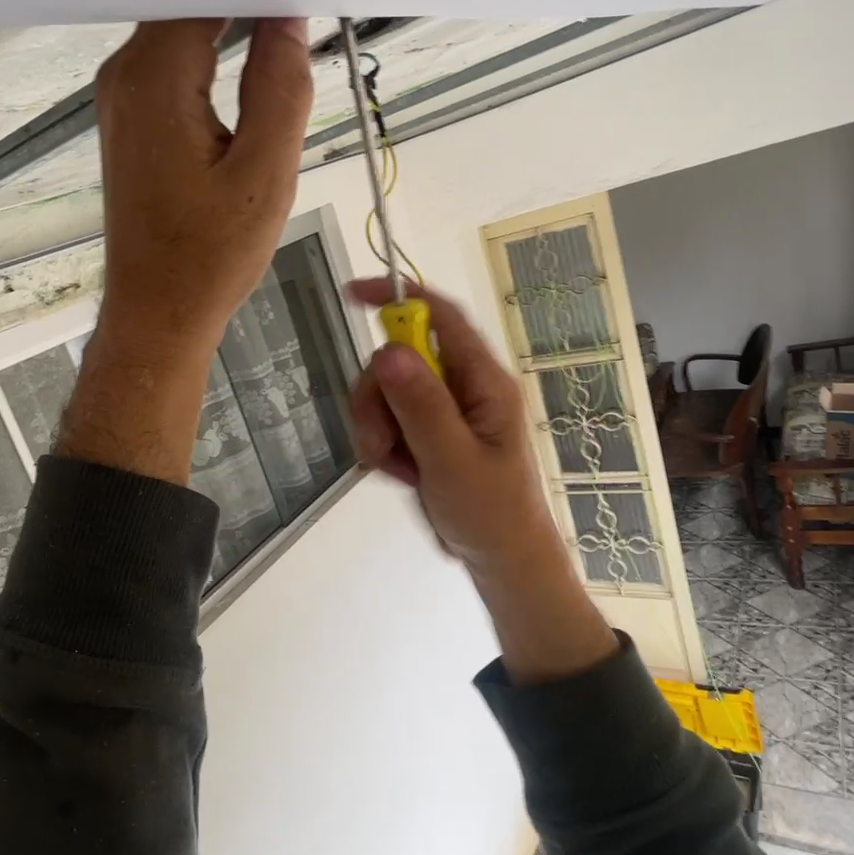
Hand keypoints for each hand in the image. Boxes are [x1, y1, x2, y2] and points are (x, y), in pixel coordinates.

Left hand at [55, 19, 313, 484]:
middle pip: (191, 3)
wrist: (157, 313)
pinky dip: (211, 65)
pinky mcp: (130, 124)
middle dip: (247, 6)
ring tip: (282, 48)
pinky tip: (245, 83)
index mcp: (155, 79)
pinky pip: (173, 68)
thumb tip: (288, 21)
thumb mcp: (265, 174)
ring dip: (231, 36)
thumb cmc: (205, 260)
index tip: (301, 2)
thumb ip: (281, 86)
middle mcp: (125, 78)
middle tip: (300, 25)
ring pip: (182, 34)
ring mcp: (122, 100)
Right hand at [343, 278, 558, 571]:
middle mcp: (462, 385)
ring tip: (394, 468)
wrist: (500, 558)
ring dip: (375, 428)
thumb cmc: (490, 512)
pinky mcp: (426, 431)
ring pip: (383, 392)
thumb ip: (421, 406)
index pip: (440, 317)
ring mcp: (442, 408)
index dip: (398, 298)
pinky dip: (381, 445)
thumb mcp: (453, 460)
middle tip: (379, 444)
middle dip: (376, 399)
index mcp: (483, 381)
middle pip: (397, 360)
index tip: (353, 295)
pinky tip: (400, 472)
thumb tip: (387, 350)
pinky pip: (384, 420)